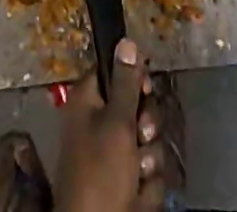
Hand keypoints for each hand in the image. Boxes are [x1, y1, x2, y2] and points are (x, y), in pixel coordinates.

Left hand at [56, 38, 165, 211]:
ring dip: (148, 161)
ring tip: (136, 175)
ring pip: (148, 143)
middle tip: (140, 137)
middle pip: (137, 108)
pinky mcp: (127, 182)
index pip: (114, 72)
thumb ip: (126, 84)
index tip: (146, 91)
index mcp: (87, 100)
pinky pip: (149, 173)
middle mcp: (98, 121)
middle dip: (147, 127)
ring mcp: (113, 154)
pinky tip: (137, 196)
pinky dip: (147, 186)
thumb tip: (127, 40)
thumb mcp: (116, 123)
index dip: (133, 80)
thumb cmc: (100, 171)